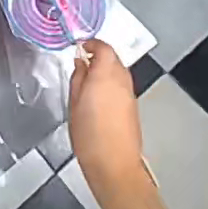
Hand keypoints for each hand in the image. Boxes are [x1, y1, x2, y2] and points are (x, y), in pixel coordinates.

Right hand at [69, 42, 153, 207]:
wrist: (114, 164)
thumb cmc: (89, 135)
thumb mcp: (74, 104)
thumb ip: (78, 78)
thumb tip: (80, 63)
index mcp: (105, 74)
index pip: (103, 47)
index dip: (92, 44)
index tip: (80, 47)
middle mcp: (121, 79)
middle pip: (113, 57)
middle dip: (99, 55)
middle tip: (82, 62)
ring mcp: (130, 92)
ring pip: (119, 70)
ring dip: (106, 69)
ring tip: (88, 80)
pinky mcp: (133, 105)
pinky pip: (122, 85)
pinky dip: (111, 83)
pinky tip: (99, 97)